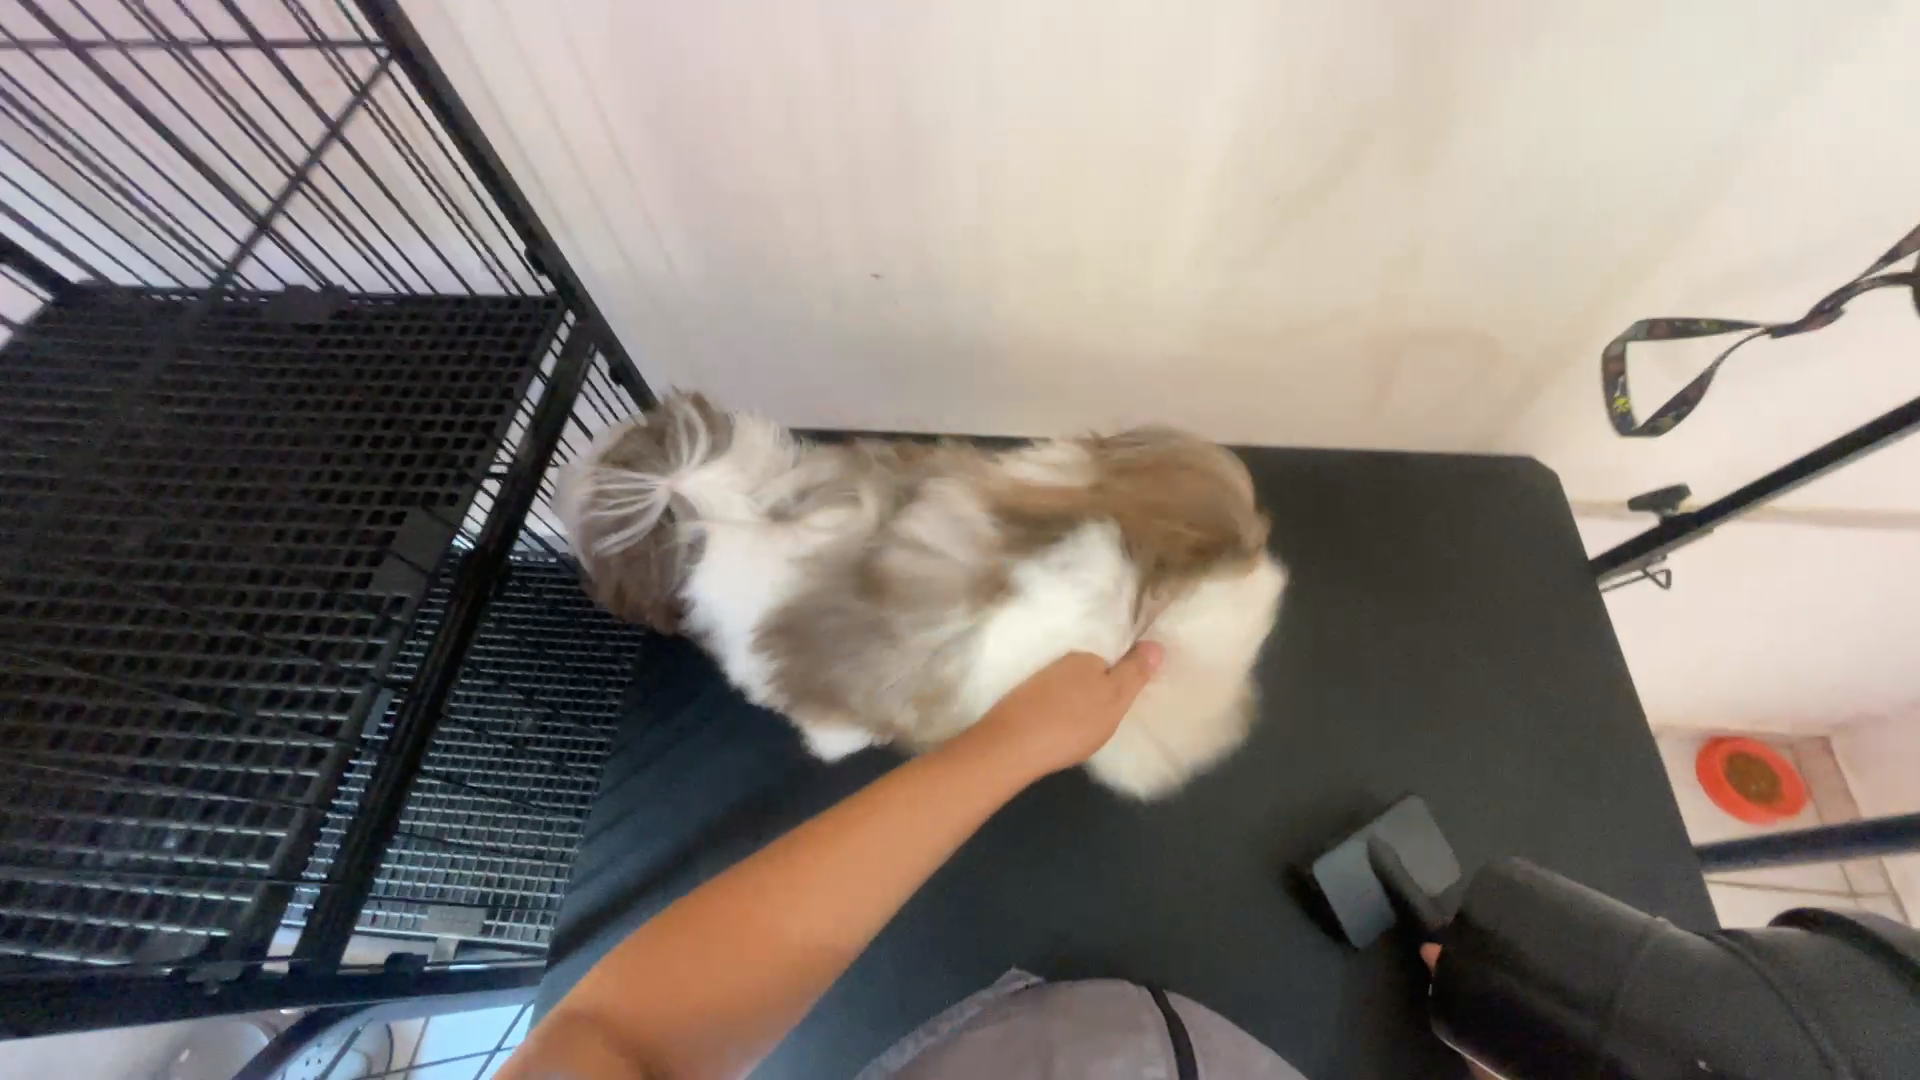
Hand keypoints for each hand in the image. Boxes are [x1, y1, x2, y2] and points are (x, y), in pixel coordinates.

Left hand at [968, 643, 1163, 776]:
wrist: (1012, 746)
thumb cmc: (1072, 723)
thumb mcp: (1114, 699)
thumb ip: (1134, 672)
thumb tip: (1156, 644)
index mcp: (1084, 658)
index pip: (1110, 661)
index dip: (1118, 681)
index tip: (1120, 704)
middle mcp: (1058, 662)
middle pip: (1086, 674)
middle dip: (1095, 691)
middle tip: (1103, 721)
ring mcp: (1035, 681)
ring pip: (1066, 688)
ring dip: (1075, 703)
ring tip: (1080, 729)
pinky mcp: (1019, 701)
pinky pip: (1048, 701)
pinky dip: (1056, 712)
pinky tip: (1056, 730)